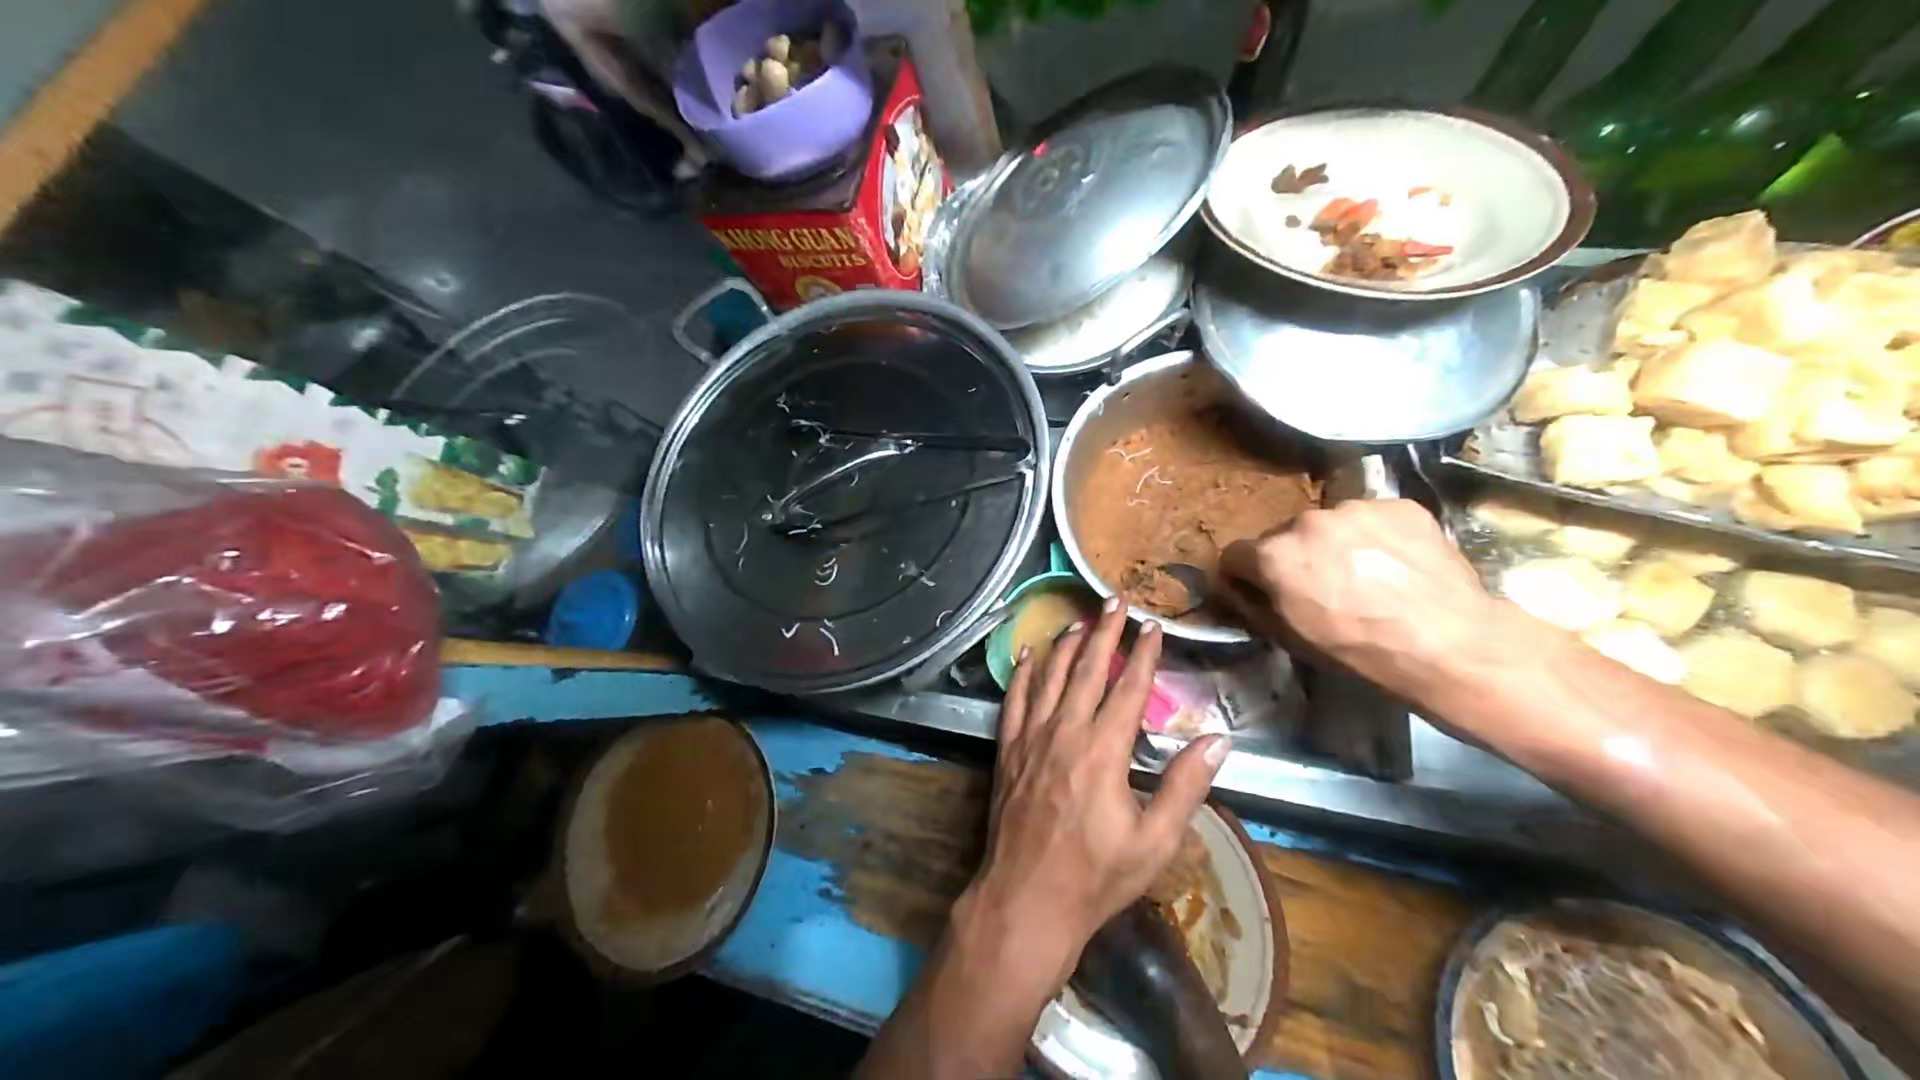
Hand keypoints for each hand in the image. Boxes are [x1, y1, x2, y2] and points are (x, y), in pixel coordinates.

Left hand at [961, 600, 1228, 978]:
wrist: (1027, 898)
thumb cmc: (1096, 875)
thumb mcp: (1154, 841)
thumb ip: (1185, 786)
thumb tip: (1218, 740)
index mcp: (1104, 751)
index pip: (1129, 689)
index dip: (1144, 654)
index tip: (1153, 626)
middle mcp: (1065, 733)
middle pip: (1087, 670)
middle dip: (1104, 632)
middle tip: (1113, 600)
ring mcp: (1030, 739)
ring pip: (1049, 677)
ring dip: (1065, 645)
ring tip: (1079, 619)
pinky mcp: (1007, 751)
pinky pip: (1014, 701)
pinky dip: (1021, 674)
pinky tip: (1026, 656)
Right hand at [1219, 500, 1500, 700]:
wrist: (1451, 646)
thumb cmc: (1358, 651)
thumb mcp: (1289, 638)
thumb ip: (1250, 605)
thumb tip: (1231, 586)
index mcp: (1274, 555)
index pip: (1236, 554)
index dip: (1246, 576)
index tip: (1264, 591)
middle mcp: (1307, 521)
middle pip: (1284, 536)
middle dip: (1294, 558)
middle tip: (1322, 587)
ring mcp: (1356, 508)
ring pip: (1329, 525)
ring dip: (1334, 544)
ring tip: (1366, 576)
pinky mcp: (1399, 505)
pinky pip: (1372, 519)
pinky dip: (1375, 537)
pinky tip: (1396, 566)